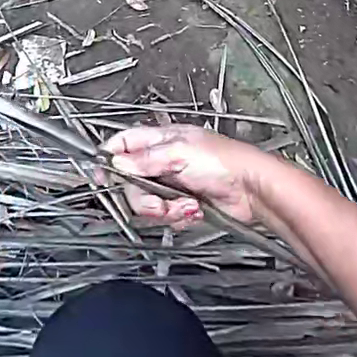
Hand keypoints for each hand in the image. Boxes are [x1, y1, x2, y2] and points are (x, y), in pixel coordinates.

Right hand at [100, 124, 278, 226]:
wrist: (253, 189)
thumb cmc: (225, 162)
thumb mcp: (181, 154)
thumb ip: (147, 160)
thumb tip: (118, 162)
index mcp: (162, 139)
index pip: (124, 144)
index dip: (110, 159)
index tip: (103, 177)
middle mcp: (164, 159)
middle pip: (131, 181)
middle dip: (143, 197)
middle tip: (157, 203)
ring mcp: (174, 182)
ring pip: (148, 202)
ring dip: (165, 209)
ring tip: (185, 206)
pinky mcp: (183, 202)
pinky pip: (166, 215)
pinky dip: (178, 217)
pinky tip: (194, 210)